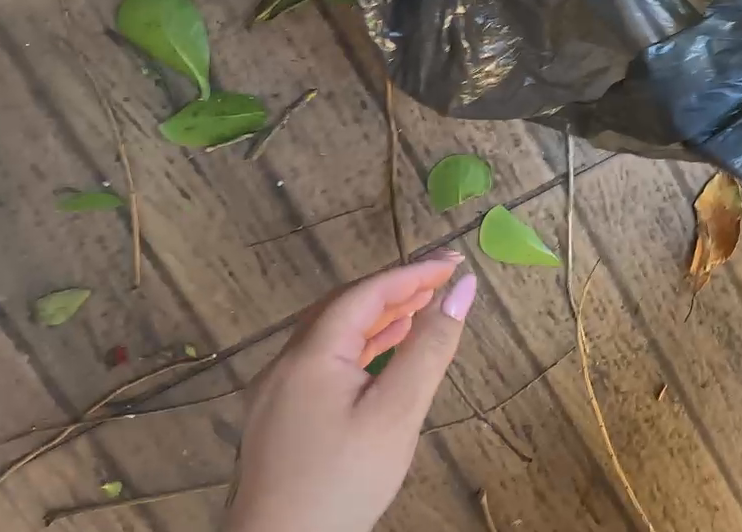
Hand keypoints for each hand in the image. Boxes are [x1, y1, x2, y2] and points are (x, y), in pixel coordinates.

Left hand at [226, 254, 477, 531]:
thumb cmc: (344, 479)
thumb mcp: (399, 410)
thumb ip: (431, 344)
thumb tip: (464, 288)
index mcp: (308, 358)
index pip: (365, 294)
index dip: (412, 273)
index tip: (456, 264)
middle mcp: (284, 367)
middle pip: (343, 308)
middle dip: (396, 287)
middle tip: (443, 279)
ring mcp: (276, 394)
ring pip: (332, 333)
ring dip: (380, 313)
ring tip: (425, 305)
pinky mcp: (280, 418)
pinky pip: (324, 359)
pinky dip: (362, 342)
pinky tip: (388, 347)